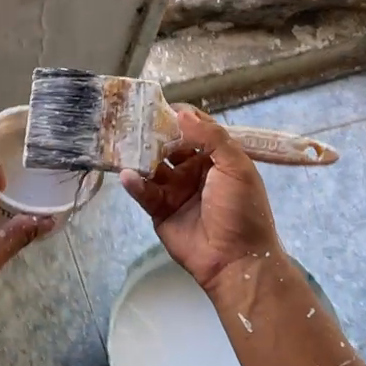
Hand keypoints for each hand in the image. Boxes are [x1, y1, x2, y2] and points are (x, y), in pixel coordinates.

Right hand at [119, 105, 281, 288]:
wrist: (236, 260)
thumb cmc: (241, 209)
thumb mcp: (235, 167)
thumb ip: (211, 137)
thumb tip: (182, 113)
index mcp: (217, 158)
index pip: (196, 129)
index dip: (179, 117)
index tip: (158, 106)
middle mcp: (194, 170)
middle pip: (169, 145)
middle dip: (153, 134)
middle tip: (132, 122)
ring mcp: (176, 190)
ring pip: (153, 166)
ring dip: (140, 156)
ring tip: (124, 145)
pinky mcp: (160, 210)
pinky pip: (144, 192)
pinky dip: (135, 183)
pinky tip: (127, 175)